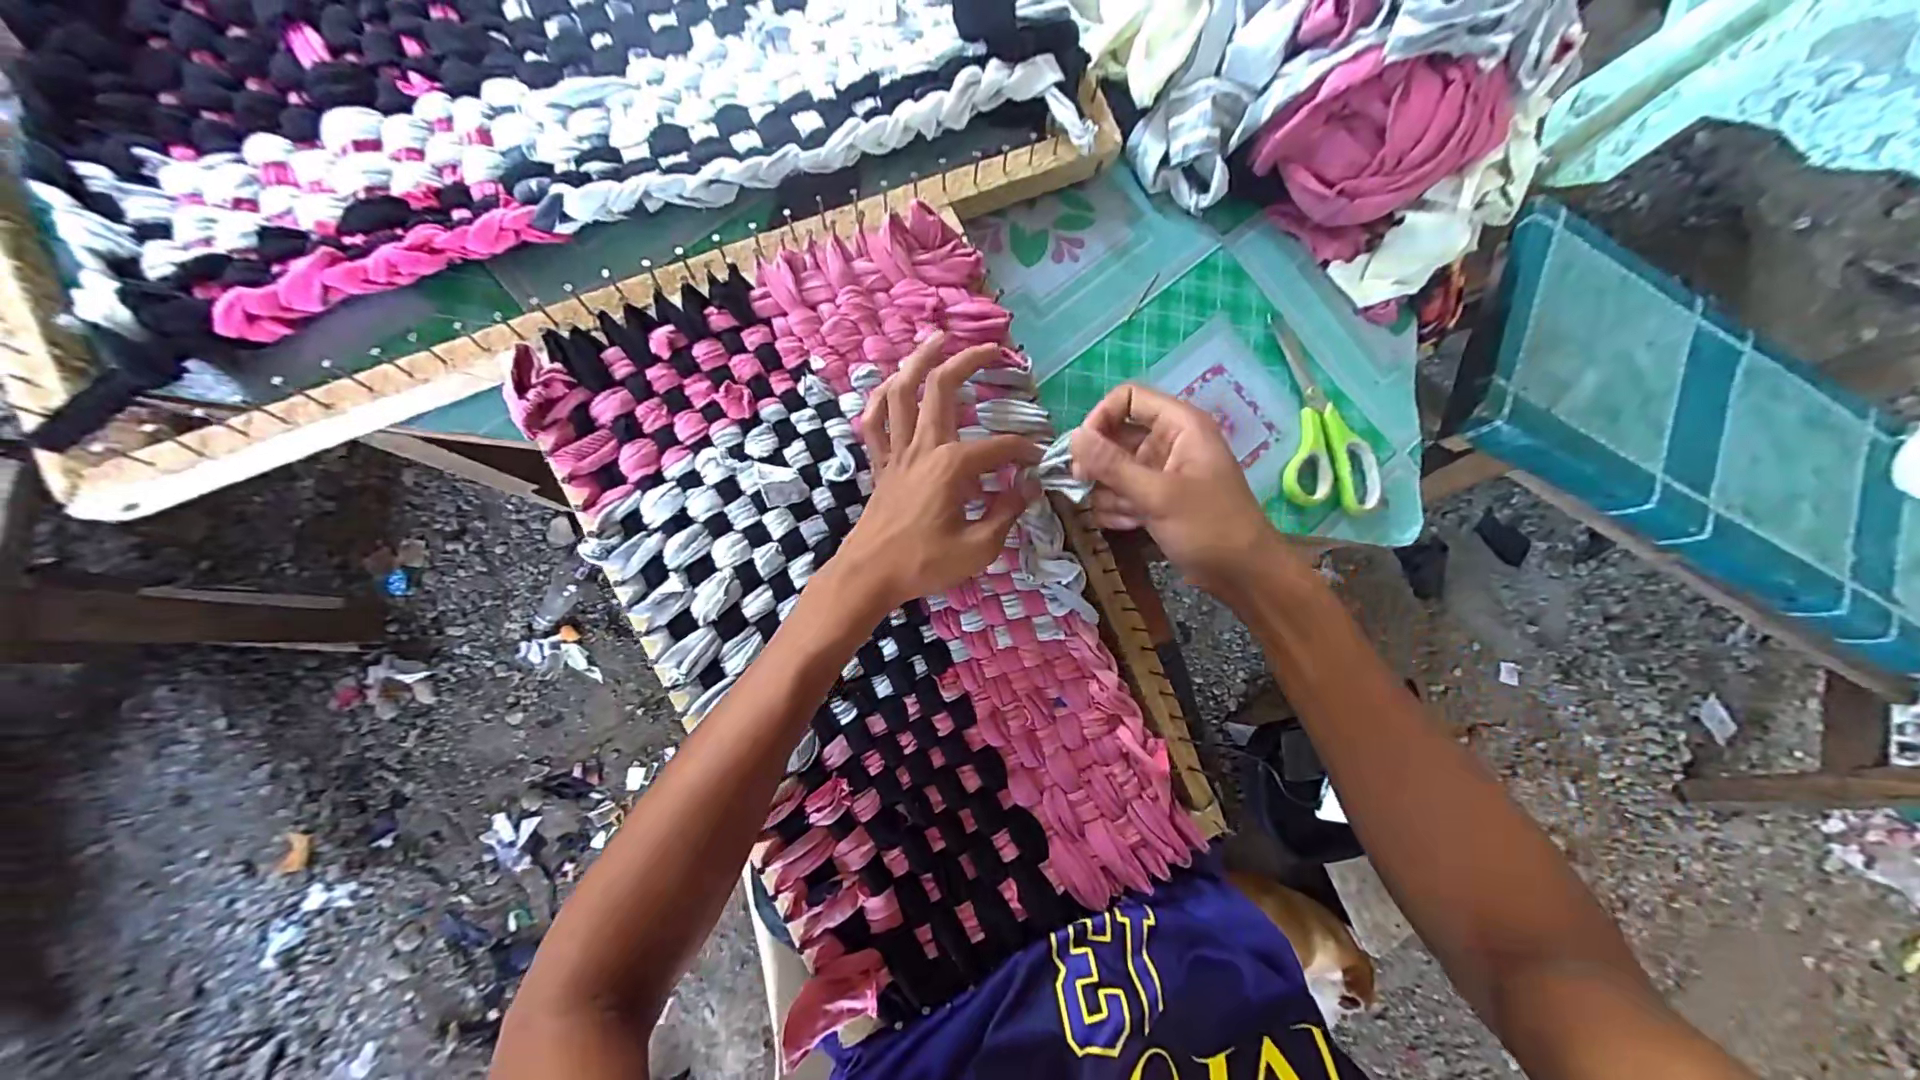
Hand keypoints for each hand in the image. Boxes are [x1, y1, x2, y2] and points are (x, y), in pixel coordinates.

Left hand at [823, 334, 1040, 618]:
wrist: (868, 575)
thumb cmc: (924, 564)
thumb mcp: (978, 547)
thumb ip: (1006, 513)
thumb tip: (1027, 487)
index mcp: (951, 465)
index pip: (999, 447)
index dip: (1024, 450)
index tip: (1038, 460)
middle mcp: (923, 446)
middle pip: (942, 387)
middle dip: (970, 360)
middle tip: (993, 348)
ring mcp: (896, 451)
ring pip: (901, 391)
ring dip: (919, 361)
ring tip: (937, 340)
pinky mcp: (880, 464)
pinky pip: (874, 422)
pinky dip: (881, 399)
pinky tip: (891, 386)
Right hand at [1070, 383, 1298, 594]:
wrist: (1241, 574)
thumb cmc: (1209, 527)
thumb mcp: (1158, 495)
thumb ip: (1112, 465)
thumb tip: (1073, 438)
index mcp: (1179, 426)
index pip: (1128, 398)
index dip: (1101, 417)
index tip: (1083, 450)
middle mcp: (1168, 442)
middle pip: (1114, 435)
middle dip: (1099, 462)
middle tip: (1085, 485)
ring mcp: (1160, 471)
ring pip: (1113, 468)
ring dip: (1109, 491)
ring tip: (1125, 514)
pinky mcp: (1154, 498)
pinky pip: (1121, 492)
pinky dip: (1118, 508)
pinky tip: (1129, 525)